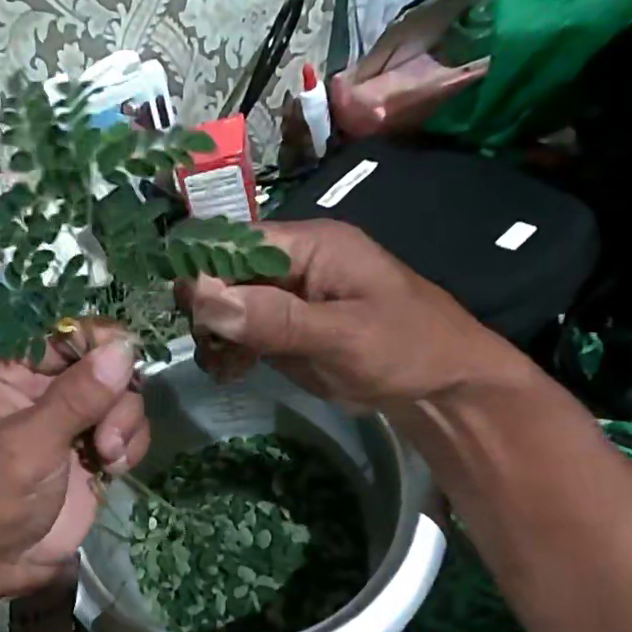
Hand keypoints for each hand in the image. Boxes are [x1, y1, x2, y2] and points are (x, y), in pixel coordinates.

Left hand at [0, 321, 150, 598]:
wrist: (8, 566)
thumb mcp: (31, 444)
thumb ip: (77, 397)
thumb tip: (124, 348)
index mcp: (16, 374)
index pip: (66, 335)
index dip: (100, 343)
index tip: (127, 360)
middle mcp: (47, 388)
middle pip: (105, 362)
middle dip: (116, 397)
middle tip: (108, 434)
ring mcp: (76, 417)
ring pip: (124, 394)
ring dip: (126, 424)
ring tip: (109, 457)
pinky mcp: (99, 445)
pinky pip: (132, 425)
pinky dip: (132, 443)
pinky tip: (115, 468)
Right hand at [179, 219, 528, 408]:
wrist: (440, 389)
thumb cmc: (405, 348)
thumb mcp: (342, 334)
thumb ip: (275, 318)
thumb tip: (203, 297)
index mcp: (310, 244)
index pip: (239, 243)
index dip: (206, 270)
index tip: (190, 312)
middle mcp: (293, 264)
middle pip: (226, 273)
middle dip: (208, 308)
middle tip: (208, 347)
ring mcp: (288, 298)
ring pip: (228, 305)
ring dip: (215, 334)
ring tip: (221, 366)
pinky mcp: (286, 329)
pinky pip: (243, 332)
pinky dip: (230, 351)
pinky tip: (230, 373)